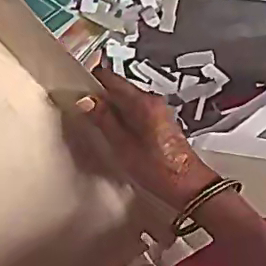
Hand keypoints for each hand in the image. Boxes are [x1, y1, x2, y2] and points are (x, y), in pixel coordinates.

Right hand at [82, 67, 223, 209]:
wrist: (188, 186)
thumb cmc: (160, 170)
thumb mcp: (123, 147)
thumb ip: (104, 120)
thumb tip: (86, 100)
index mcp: (143, 103)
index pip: (111, 79)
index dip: (91, 82)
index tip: (76, 91)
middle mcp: (153, 101)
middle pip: (119, 89)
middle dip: (100, 97)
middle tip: (82, 111)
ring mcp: (158, 111)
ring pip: (127, 101)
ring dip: (111, 109)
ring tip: (95, 124)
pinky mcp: (160, 123)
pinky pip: (136, 112)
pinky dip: (123, 118)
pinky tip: (114, 133)